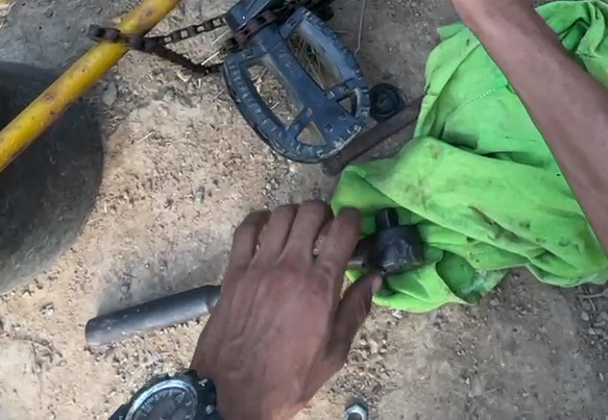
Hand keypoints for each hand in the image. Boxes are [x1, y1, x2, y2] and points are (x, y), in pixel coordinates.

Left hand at [191, 202, 379, 419]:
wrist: (234, 395)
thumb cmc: (288, 379)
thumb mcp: (333, 354)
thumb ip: (355, 310)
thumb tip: (373, 278)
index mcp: (320, 286)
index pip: (343, 229)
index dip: (354, 217)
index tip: (355, 221)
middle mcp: (291, 266)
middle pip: (311, 212)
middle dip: (324, 212)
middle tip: (327, 226)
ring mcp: (260, 265)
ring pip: (281, 214)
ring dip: (295, 214)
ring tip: (299, 227)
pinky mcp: (235, 271)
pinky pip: (246, 229)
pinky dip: (258, 219)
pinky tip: (266, 225)